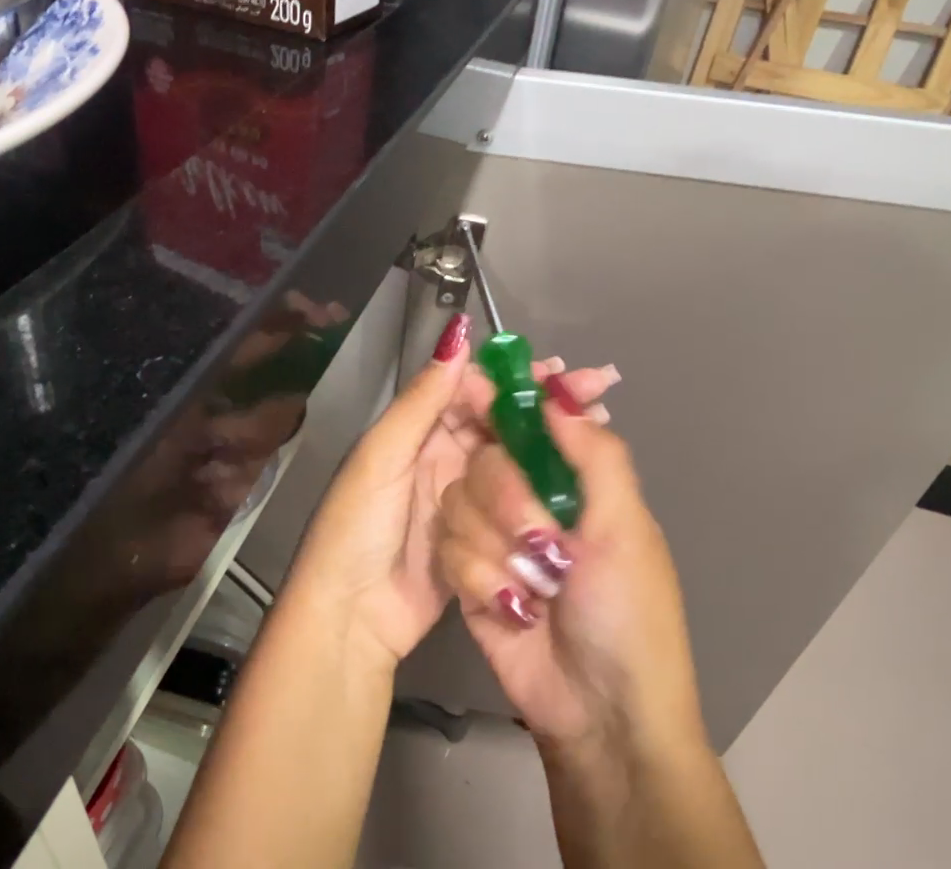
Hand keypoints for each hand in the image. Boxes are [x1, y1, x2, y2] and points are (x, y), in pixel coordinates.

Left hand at [285, 313, 618, 666]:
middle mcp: (443, 455)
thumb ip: (421, 401)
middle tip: (600, 389)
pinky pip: (514, 501)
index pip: (474, 390)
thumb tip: (459, 336)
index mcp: (417, 430)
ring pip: (513, 458)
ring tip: (601, 424)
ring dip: (552, 440)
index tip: (562, 369)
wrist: (349, 615)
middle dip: (545, 404)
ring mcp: (463, 496)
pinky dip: (544, 485)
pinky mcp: (479, 534)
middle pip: (501, 420)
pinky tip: (581, 478)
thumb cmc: (358, 527)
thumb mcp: (382, 457)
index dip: (517, 377)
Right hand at [435, 400, 707, 750]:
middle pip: (483, 461)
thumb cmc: (627, 614)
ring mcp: (495, 538)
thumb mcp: (626, 528)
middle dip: (509, 504)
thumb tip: (555, 389)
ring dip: (495, 550)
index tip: (469, 385)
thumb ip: (593, 454)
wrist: (598, 713)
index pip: (526, 420)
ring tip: (536, 590)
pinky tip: (510, 609)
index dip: (498, 401)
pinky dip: (477, 579)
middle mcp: (530, 500)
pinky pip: (447, 549)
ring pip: (457, 504)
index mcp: (573, 480)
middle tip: (544, 544)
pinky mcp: (468, 576)